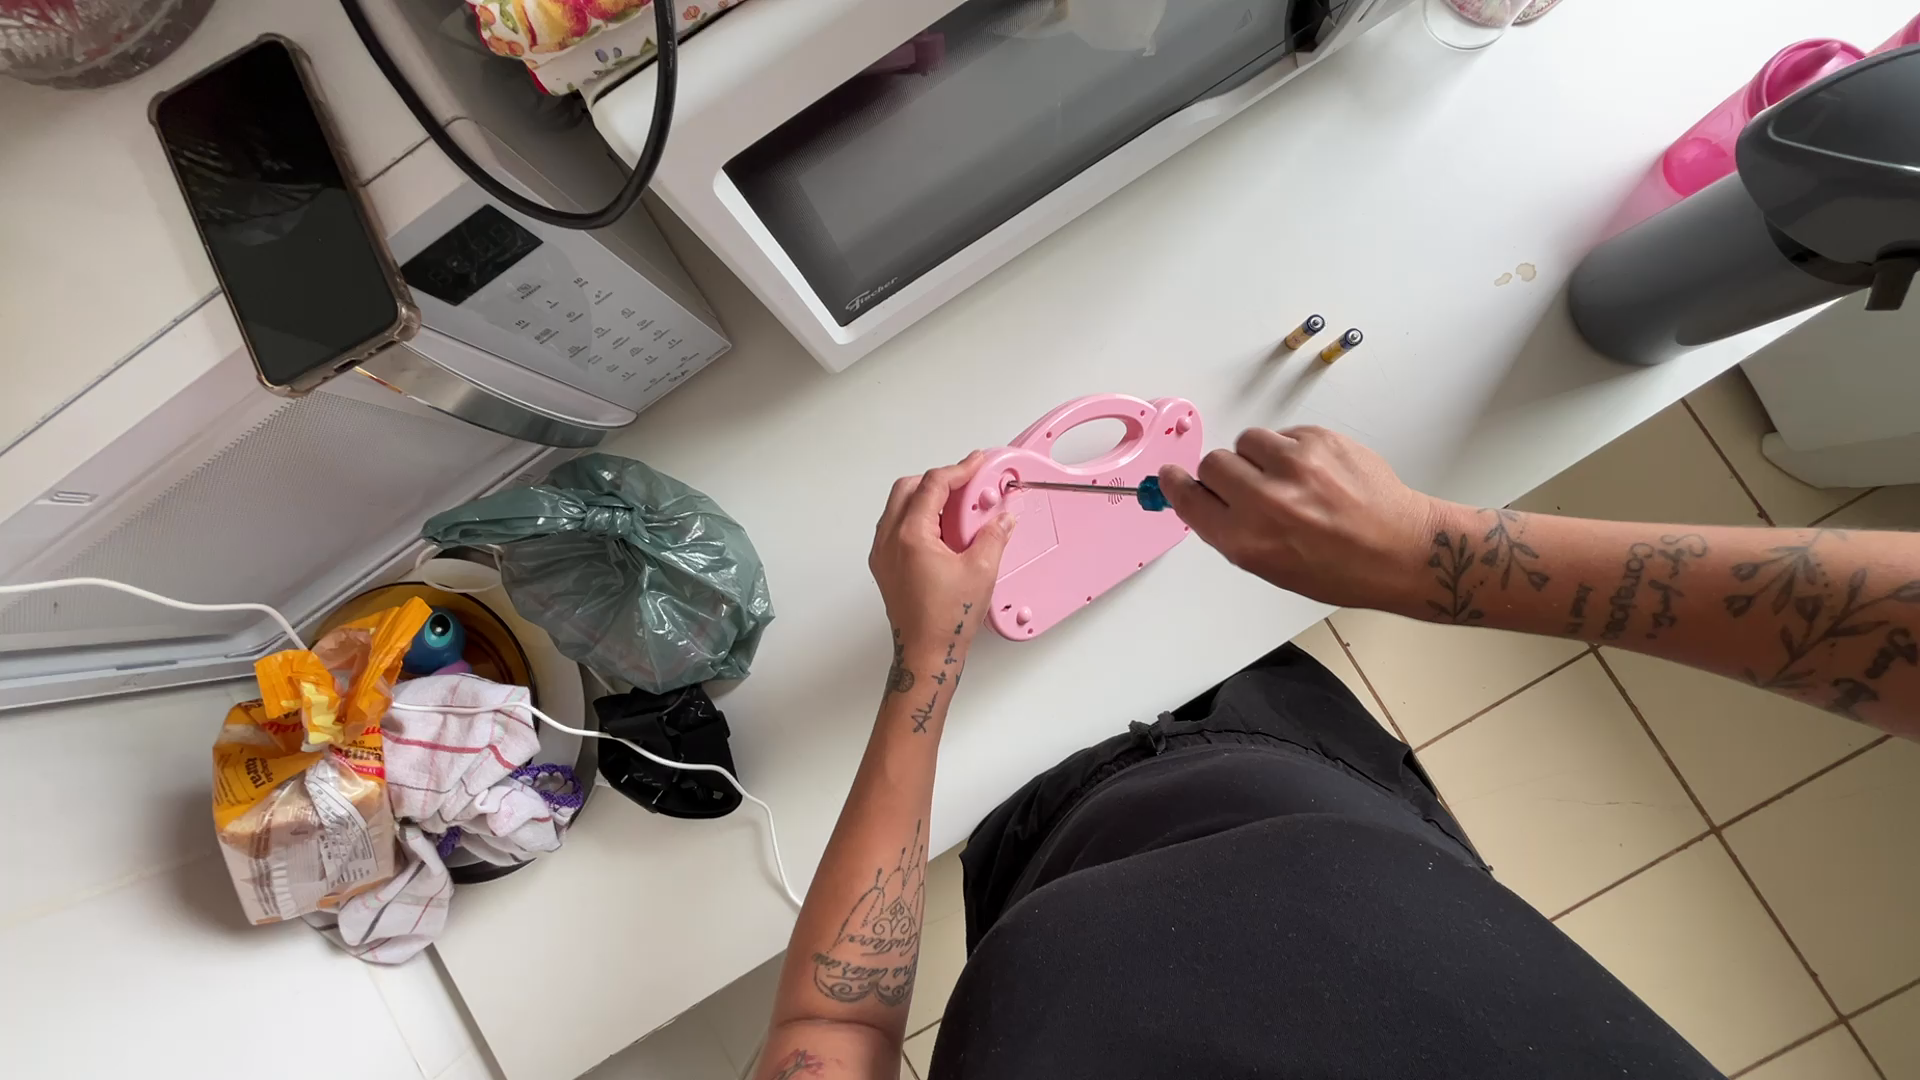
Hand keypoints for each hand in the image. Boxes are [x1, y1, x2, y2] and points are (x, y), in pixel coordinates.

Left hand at [869, 452, 1016, 655]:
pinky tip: (941, 531)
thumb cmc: (945, 619)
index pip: (932, 485)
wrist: (925, 653)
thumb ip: (994, 537)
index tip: (975, 464)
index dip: (958, 469)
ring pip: (897, 507)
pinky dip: (916, 518)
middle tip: (965, 484)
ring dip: (924, 498)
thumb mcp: (981, 572)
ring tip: (956, 507)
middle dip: (937, 480)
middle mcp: (889, 541)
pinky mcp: (883, 567)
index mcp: (911, 536)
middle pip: (907, 488)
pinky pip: (894, 527)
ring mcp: (882, 554)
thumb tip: (1003, 519)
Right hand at [1157, 426, 1439, 609]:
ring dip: (1258, 456)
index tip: (1171, 476)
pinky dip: (1291, 450)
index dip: (1177, 485)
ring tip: (1288, 479)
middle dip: (1225, 473)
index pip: (1190, 499)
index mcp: (1246, 541)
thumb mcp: (1268, 565)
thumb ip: (1229, 530)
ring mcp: (1295, 467)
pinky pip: (1283, 434)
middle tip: (1250, 486)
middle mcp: (1265, 502)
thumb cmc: (1337, 568)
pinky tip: (1314, 474)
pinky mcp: (1320, 441)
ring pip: (1246, 441)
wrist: (1402, 550)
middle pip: (1213, 463)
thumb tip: (1201, 497)